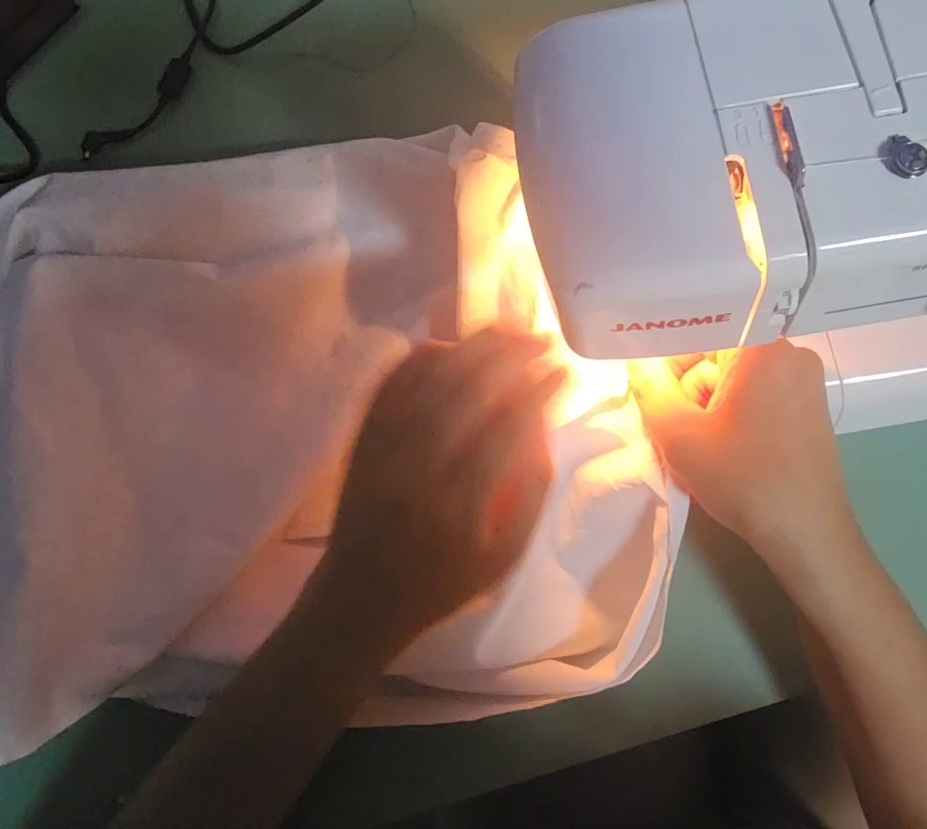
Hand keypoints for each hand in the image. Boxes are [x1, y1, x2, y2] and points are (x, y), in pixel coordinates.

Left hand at [318, 326, 564, 648]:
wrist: (361, 596)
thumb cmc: (445, 580)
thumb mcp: (506, 554)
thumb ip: (533, 490)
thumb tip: (546, 421)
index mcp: (459, 505)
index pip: (507, 427)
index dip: (540, 390)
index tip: (565, 370)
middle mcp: (416, 468)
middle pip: (468, 389)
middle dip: (512, 355)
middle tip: (543, 340)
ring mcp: (383, 447)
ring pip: (430, 377)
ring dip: (473, 346)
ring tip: (509, 331)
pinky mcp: (362, 437)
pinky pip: (392, 381)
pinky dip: (423, 355)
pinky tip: (453, 345)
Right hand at [630, 340, 854, 569]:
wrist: (808, 534)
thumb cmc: (744, 478)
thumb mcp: (681, 434)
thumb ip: (650, 388)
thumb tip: (637, 358)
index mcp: (762, 346)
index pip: (698, 332)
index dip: (666, 361)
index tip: (651, 391)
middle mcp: (790, 353)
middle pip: (718, 356)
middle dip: (690, 390)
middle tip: (681, 431)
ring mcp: (805, 381)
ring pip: (736, 379)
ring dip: (710, 407)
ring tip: (704, 448)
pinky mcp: (810, 408)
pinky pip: (758, 395)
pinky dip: (735, 416)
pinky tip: (727, 451)